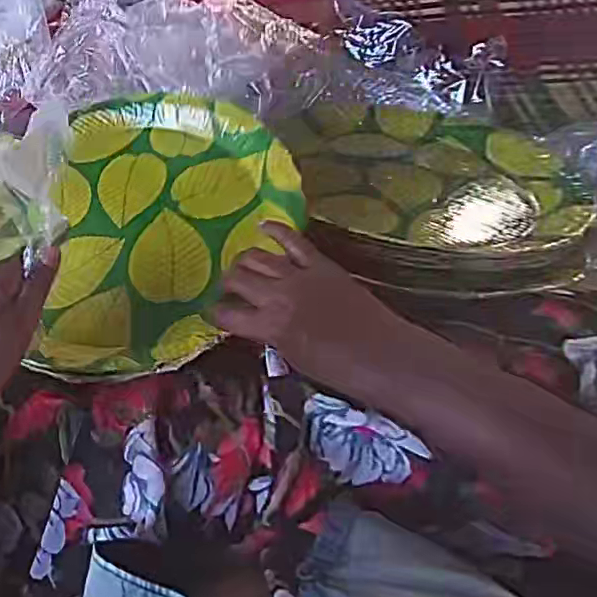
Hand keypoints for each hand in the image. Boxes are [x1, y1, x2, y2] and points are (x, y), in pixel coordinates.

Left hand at [0, 247, 59, 422]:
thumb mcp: (27, 317)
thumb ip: (40, 282)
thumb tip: (52, 247)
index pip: (22, 261)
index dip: (34, 283)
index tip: (35, 308)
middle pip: (5, 278)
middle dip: (18, 296)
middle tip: (23, 327)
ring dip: (1, 309)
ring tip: (5, 339)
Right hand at [210, 223, 420, 397]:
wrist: (385, 355)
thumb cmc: (339, 369)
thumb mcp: (293, 358)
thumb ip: (269, 336)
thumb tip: (256, 322)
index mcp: (270, 326)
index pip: (227, 314)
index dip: (214, 313)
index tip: (212, 313)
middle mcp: (278, 295)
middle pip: (236, 278)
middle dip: (225, 284)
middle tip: (227, 290)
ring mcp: (300, 275)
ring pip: (256, 256)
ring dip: (243, 262)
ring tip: (241, 267)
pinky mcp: (320, 263)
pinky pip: (292, 240)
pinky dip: (275, 231)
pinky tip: (263, 227)